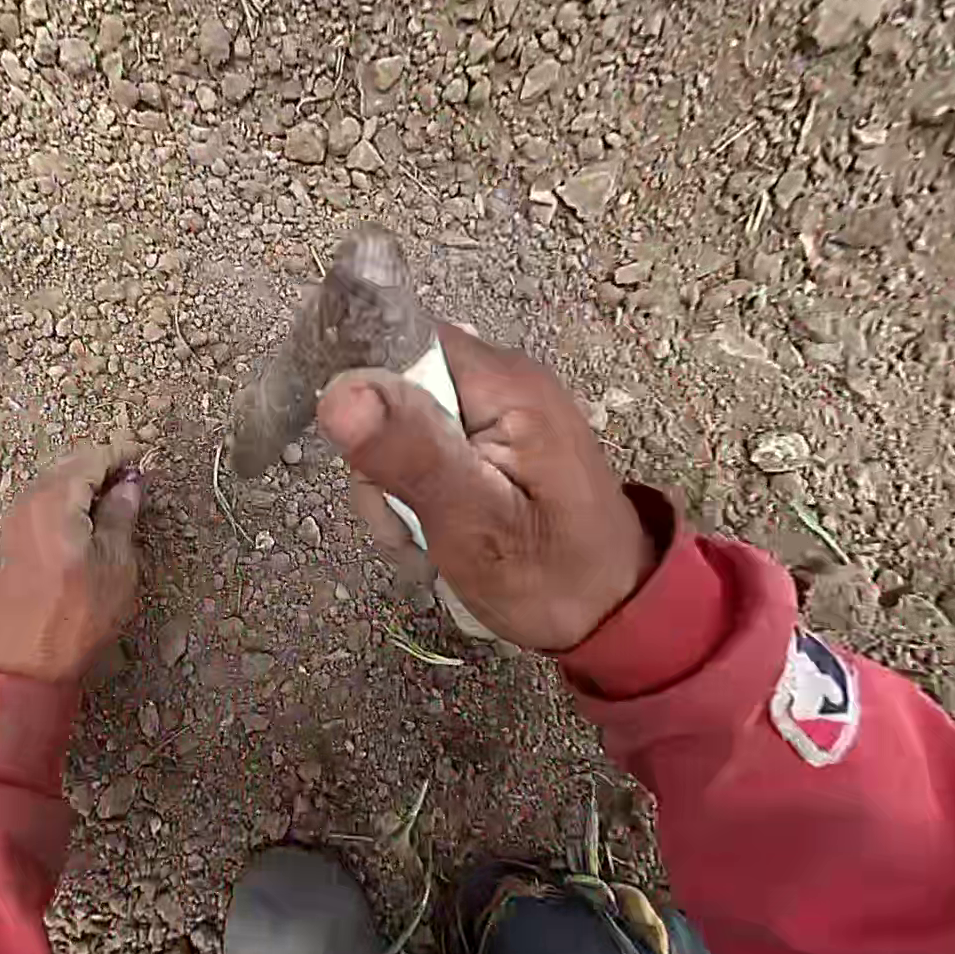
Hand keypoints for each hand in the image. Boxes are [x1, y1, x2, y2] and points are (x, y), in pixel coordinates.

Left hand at [0, 445, 145, 683]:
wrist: (36, 657)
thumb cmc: (84, 610)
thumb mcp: (117, 559)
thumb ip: (122, 512)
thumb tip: (130, 482)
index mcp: (54, 503)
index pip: (90, 460)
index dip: (121, 455)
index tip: (145, 456)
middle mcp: (28, 504)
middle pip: (69, 465)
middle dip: (103, 465)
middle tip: (137, 476)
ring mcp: (16, 520)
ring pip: (56, 480)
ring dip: (87, 480)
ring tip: (120, 494)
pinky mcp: (15, 537)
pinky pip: (44, 498)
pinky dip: (70, 496)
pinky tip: (92, 513)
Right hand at [316, 325, 656, 650]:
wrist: (614, 611)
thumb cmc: (551, 576)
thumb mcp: (474, 522)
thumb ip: (412, 454)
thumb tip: (340, 392)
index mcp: (504, 384)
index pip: (403, 342)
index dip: (368, 391)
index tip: (369, 458)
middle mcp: (506, 380)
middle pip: (402, 387)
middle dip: (385, 455)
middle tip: (406, 521)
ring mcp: (505, 410)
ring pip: (411, 423)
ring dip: (400, 482)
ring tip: (425, 537)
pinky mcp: (501, 439)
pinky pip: (435, 446)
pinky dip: (422, 488)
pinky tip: (436, 530)